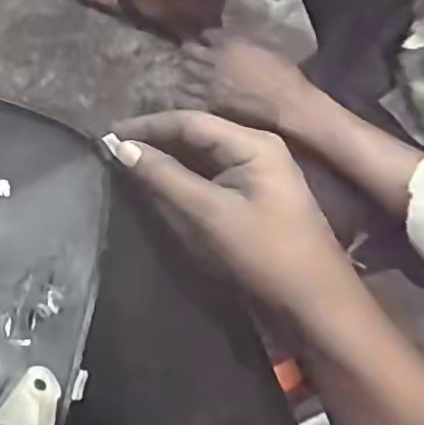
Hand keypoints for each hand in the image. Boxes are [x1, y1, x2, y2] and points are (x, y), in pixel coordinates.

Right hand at [110, 111, 358, 312]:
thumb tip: (122, 148)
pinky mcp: (251, 193)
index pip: (189, 122)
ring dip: (165, 157)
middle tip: (113, 146)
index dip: (146, 127)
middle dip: (154, 139)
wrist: (315, 302)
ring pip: (199, 154)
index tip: (108, 135)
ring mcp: (256, 171)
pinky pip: (208, 173)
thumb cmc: (264, 253)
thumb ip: (164, 176)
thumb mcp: (208, 213)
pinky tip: (156, 180)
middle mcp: (256, 147)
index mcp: (253, 143)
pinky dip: (180, 175)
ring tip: (126, 159)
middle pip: (195, 134)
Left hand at [182, 31, 318, 133]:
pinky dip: (186, 90)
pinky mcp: (209, 101)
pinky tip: (188, 90)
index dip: (206, 37)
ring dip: (186, 70)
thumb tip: (230, 36)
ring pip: (185, 71)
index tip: (206, 41)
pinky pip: (188, 93)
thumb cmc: (285, 74)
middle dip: (190, 50)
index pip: (207, 33)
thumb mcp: (266, 46)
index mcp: (231, 43)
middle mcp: (216, 59)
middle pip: (190, 50)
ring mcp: (210, 81)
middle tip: (191, 54)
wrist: (288, 104)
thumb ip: (244, 40)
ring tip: (187, 72)